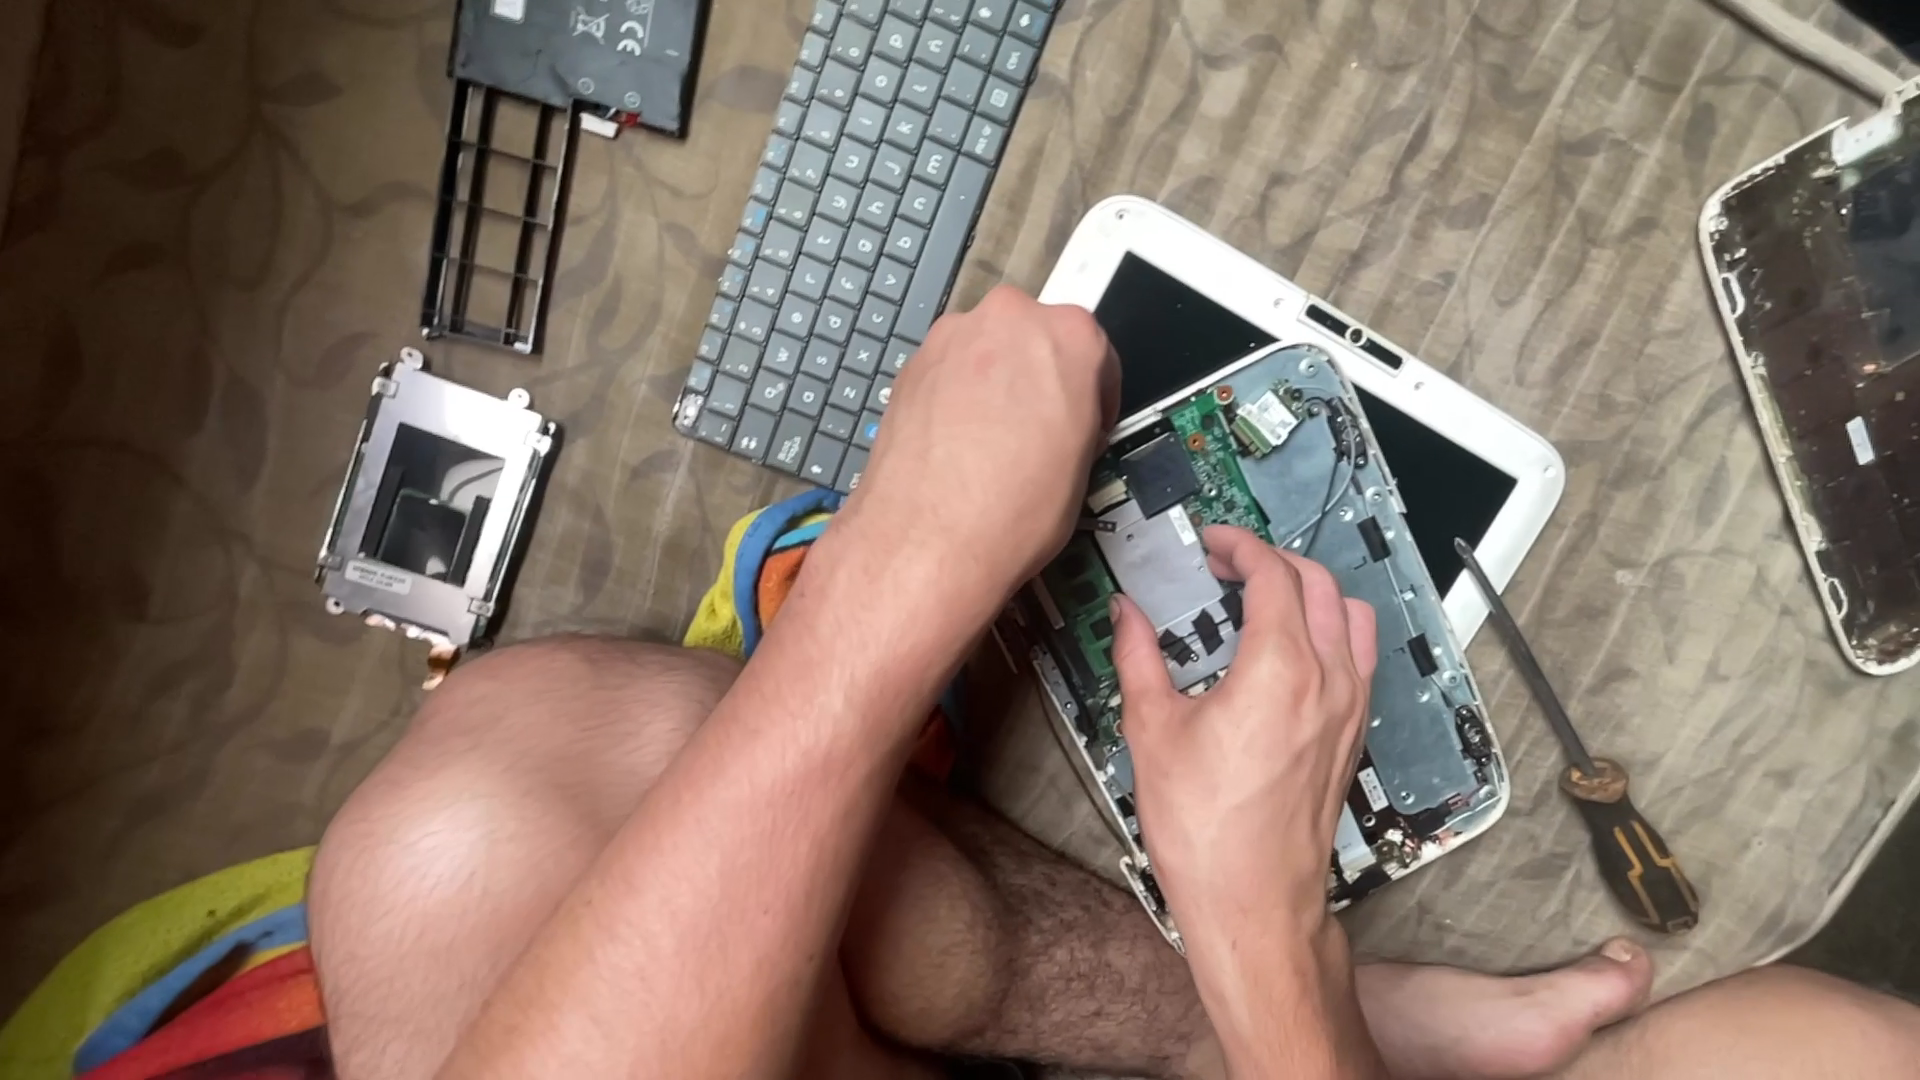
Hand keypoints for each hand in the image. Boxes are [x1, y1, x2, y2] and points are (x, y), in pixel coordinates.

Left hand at [831, 285, 1119, 626]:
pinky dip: (954, 397)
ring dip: (992, 385)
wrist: (928, 540)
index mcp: (1071, 337)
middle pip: (1033, 341)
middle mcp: (1009, 320)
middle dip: (1036, 379)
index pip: (1095, 355)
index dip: (1093, 396)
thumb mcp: (1082, 465)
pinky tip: (958, 443)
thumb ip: (1077, 418)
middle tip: (1038, 429)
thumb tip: (1063, 421)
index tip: (1086, 418)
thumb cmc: (1012, 510)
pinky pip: (946, 372)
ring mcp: (953, 338)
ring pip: (985, 352)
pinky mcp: (911, 364)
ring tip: (992, 442)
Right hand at [1111, 526, 1377, 940]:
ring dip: (1310, 590)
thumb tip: (1127, 613)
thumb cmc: (1201, 823)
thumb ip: (1139, 656)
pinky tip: (1286, 649)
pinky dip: (1329, 628)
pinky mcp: (1354, 735)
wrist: (1252, 901)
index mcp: (1279, 669)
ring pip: (1351, 615)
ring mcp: (1350, 709)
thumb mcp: (1152, 728)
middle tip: (1226, 567)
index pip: (1274, 576)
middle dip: (1272, 560)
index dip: (1240, 546)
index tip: (1211, 543)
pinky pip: (1358, 656)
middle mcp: (1328, 680)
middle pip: (1319, 584)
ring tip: (1262, 599)